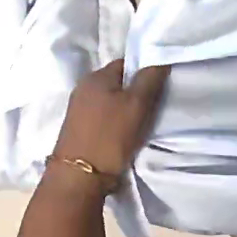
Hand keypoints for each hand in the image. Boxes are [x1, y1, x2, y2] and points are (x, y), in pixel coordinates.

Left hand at [52, 59, 170, 178]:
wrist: (80, 177)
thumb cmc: (110, 136)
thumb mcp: (137, 105)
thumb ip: (149, 79)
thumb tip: (159, 58)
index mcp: (96, 76)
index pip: (126, 63)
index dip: (145, 73)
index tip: (159, 89)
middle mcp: (83, 88)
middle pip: (117, 83)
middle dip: (135, 93)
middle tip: (152, 108)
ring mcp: (77, 109)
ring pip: (110, 101)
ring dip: (124, 110)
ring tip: (139, 124)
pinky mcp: (77, 129)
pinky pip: (102, 117)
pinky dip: (114, 123)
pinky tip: (123, 135)